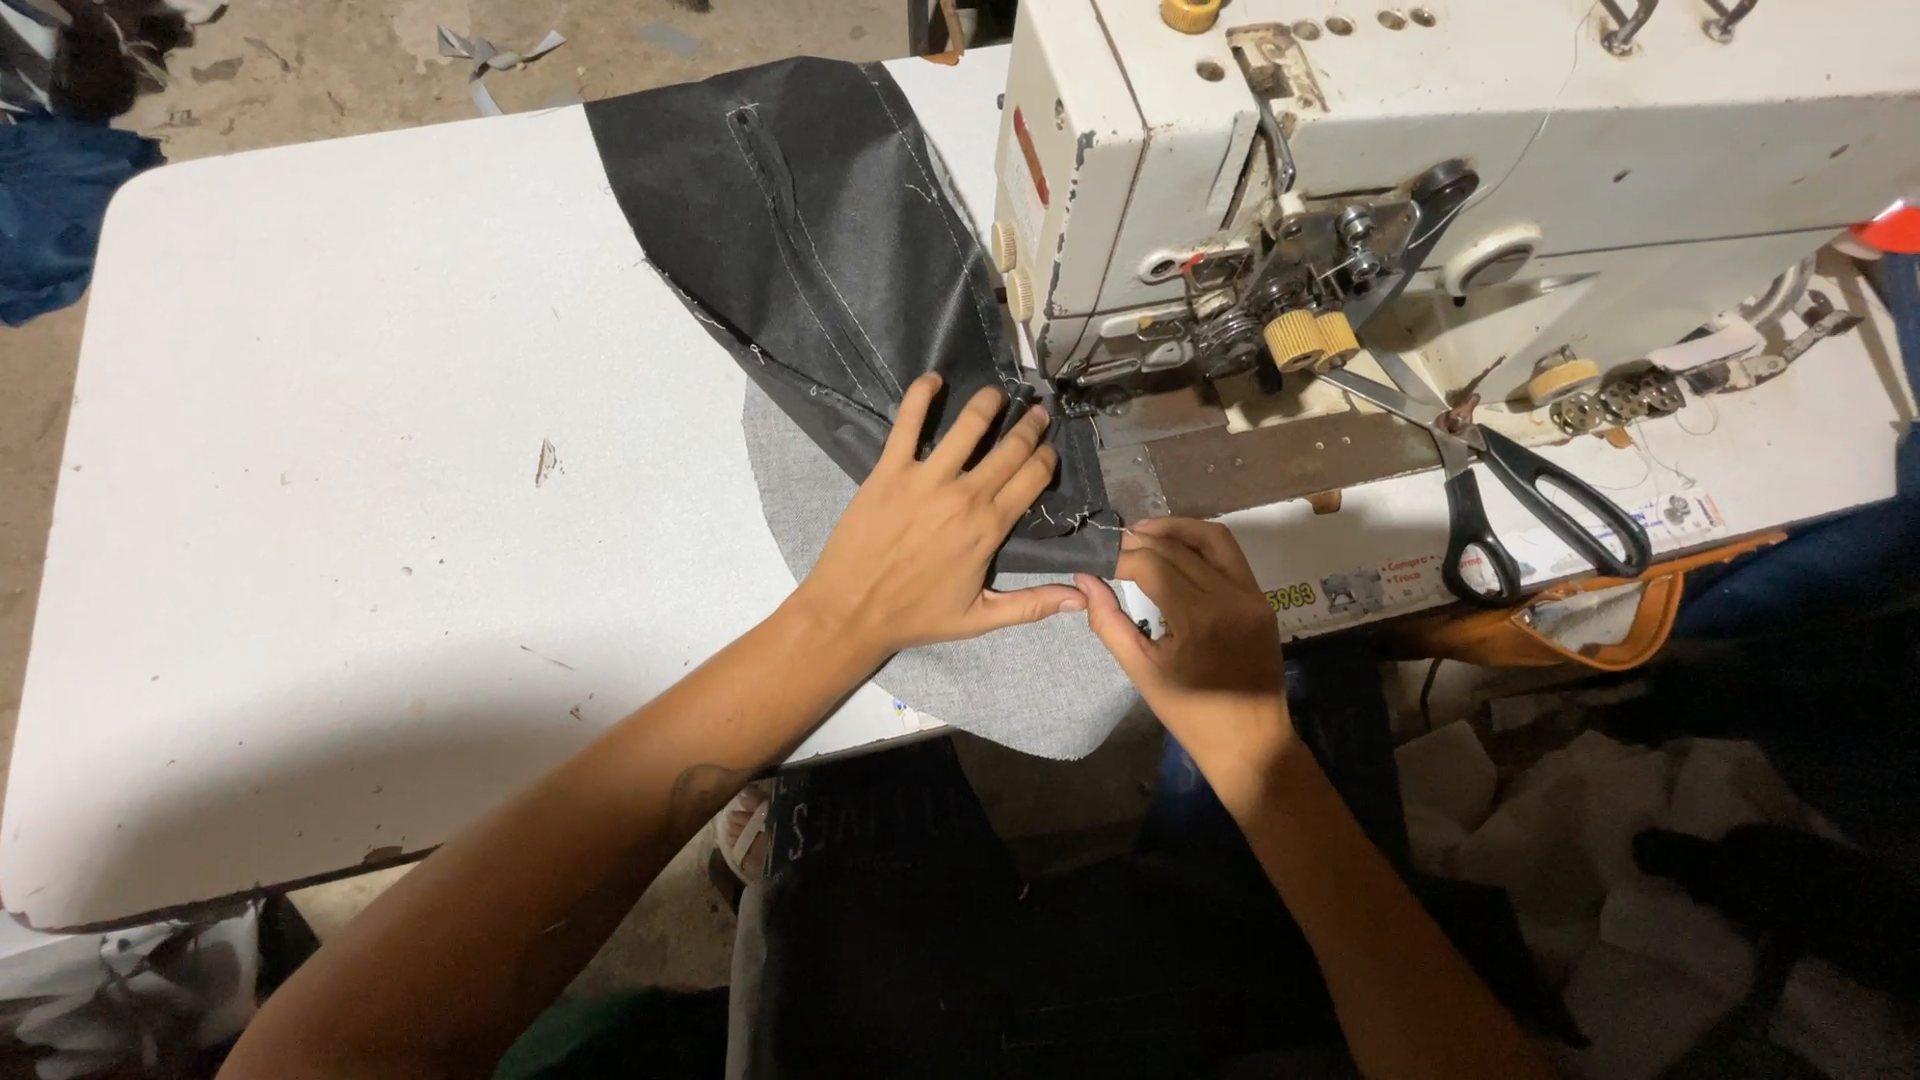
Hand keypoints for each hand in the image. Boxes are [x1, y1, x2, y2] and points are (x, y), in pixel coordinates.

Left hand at [788, 373, 1083, 664]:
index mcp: (988, 528)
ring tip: (998, 394)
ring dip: (988, 404)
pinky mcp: (889, 470)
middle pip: (1009, 449)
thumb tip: (1082, 600)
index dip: (1046, 458)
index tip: (1050, 448)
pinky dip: (920, 396)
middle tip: (1037, 411)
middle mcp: (964, 496)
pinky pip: (906, 424)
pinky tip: (933, 379)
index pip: (1032, 478)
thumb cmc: (916, 617)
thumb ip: (1032, 605)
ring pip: (968, 428)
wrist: (851, 611)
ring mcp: (925, 479)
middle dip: (1029, 427)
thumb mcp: (979, 619)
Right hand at [1075, 518, 1293, 781]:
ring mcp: (1252, 595)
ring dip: (1175, 528)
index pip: (1151, 565)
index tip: (1095, 558)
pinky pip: (1230, 555)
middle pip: (1177, 548)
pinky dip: (1200, 543)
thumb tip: (1084, 580)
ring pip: (1212, 538)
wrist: (1251, 742)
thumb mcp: (1141, 671)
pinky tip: (1174, 549)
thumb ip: (1108, 622)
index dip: (1119, 556)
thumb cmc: (1191, 714)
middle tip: (1111, 542)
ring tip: (1142, 532)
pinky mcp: (1261, 599)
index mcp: (1199, 620)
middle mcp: (1230, 597)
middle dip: (1140, 540)